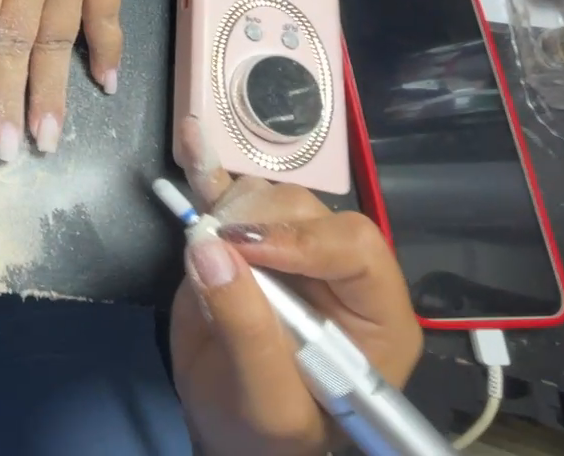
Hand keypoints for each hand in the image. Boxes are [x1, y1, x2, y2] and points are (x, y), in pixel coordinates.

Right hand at [169, 120, 422, 455]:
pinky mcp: (235, 245)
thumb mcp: (267, 400)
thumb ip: (247, 328)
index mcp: (373, 314)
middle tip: (212, 244)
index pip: (354, 247)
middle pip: (305, 213)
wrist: (229, 436)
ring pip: (264, 198)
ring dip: (228, 204)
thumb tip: (207, 246)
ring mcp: (282, 253)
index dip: (302, 239)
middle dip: (256, 222)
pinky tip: (191, 137)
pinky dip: (205, 169)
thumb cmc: (267, 435)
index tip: (245, 251)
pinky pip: (225, 196)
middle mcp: (333, 273)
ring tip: (199, 229)